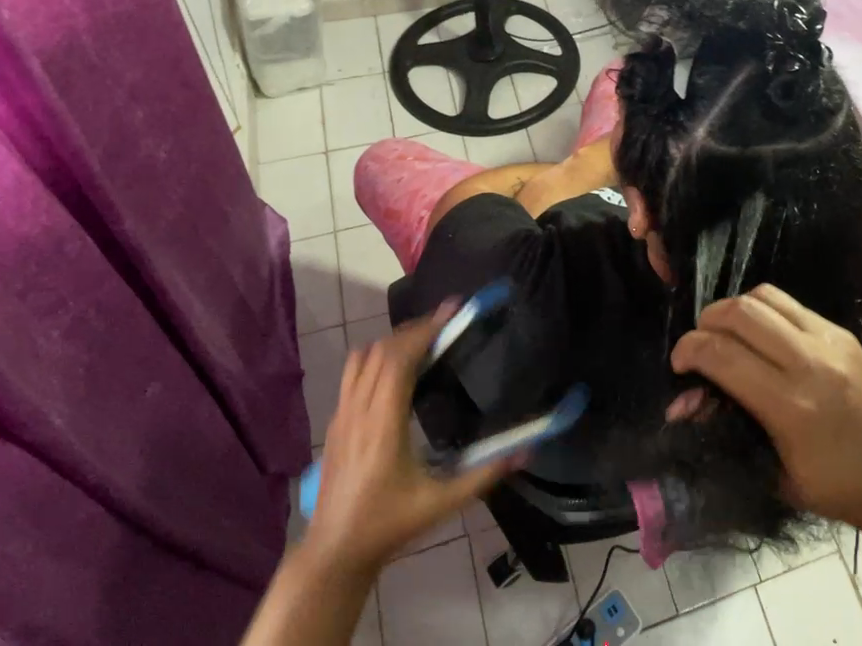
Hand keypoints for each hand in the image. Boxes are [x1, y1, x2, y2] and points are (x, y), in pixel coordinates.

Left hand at [304, 303, 516, 574]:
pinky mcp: (335, 424)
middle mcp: (358, 411)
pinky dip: (376, 359)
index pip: (399, 359)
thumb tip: (526, 451)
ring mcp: (342, 416)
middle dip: (415, 330)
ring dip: (392, 342)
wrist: (335, 552)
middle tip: (447, 324)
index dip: (426, 330)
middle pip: (382, 350)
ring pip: (362, 358)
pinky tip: (397, 373)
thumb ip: (484, 474)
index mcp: (383, 424)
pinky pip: (353, 375)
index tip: (452, 311)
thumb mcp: (442, 503)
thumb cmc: (390, 525)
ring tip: (423, 342)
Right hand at [668, 285, 861, 540]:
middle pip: (741, 312)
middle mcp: (811, 363)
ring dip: (734, 310)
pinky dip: (764, 311)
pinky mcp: (843, 333)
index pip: (723, 354)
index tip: (678, 365)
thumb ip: (726, 431)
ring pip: (765, 296)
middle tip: (698, 346)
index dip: (688, 350)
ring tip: (725, 334)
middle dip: (706, 323)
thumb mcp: (772, 473)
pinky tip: (759, 336)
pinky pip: (791, 305)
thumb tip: (681, 403)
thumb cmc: (834, 488)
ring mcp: (831, 341)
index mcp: (792, 406)